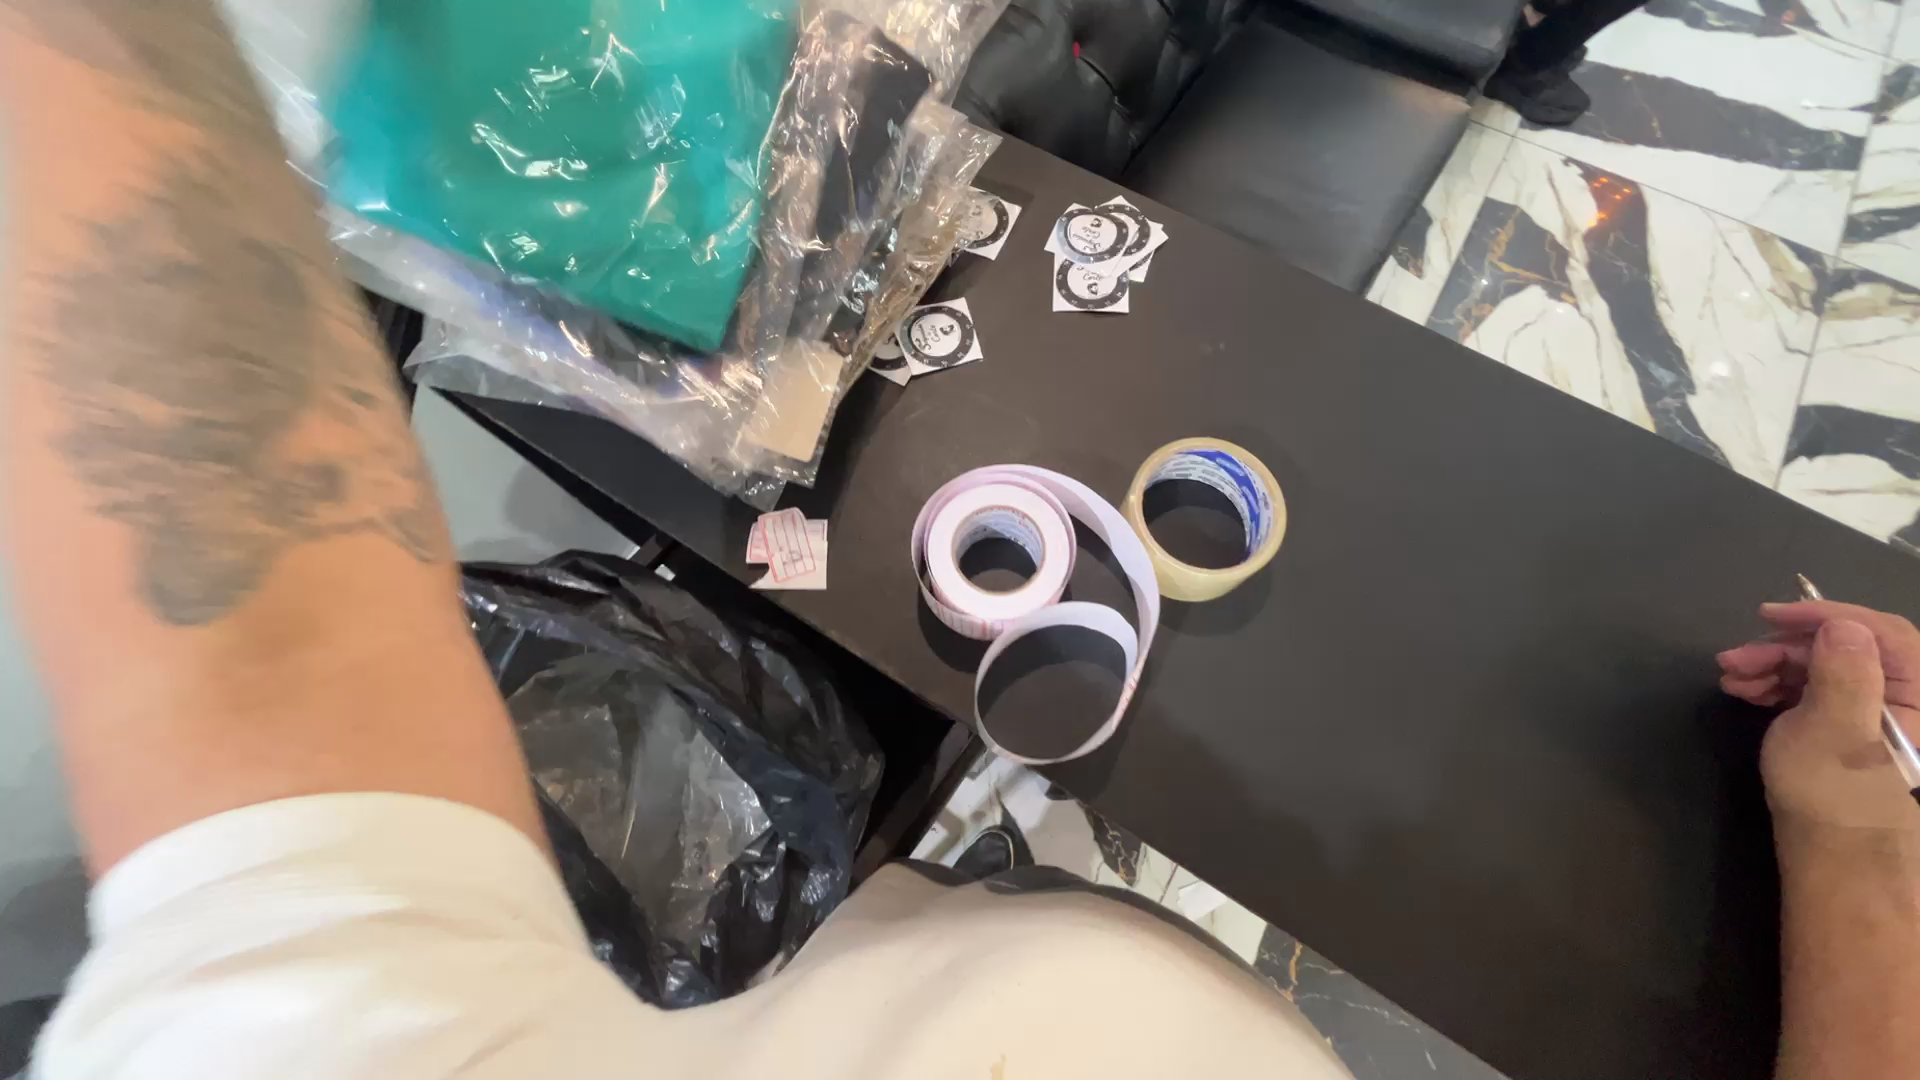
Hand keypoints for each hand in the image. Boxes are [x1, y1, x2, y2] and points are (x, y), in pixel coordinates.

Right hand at [1718, 601, 1919, 832]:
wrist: (1836, 847)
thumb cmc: (1836, 790)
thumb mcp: (1834, 730)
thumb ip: (1845, 675)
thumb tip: (1842, 626)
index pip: (1884, 632)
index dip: (1825, 615)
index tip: (1766, 614)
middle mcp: (1911, 696)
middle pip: (1847, 646)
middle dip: (1783, 647)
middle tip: (1731, 661)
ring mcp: (1883, 708)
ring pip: (1825, 663)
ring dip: (1771, 664)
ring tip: (1731, 681)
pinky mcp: (1855, 720)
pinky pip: (1818, 684)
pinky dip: (1777, 681)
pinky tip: (1746, 692)